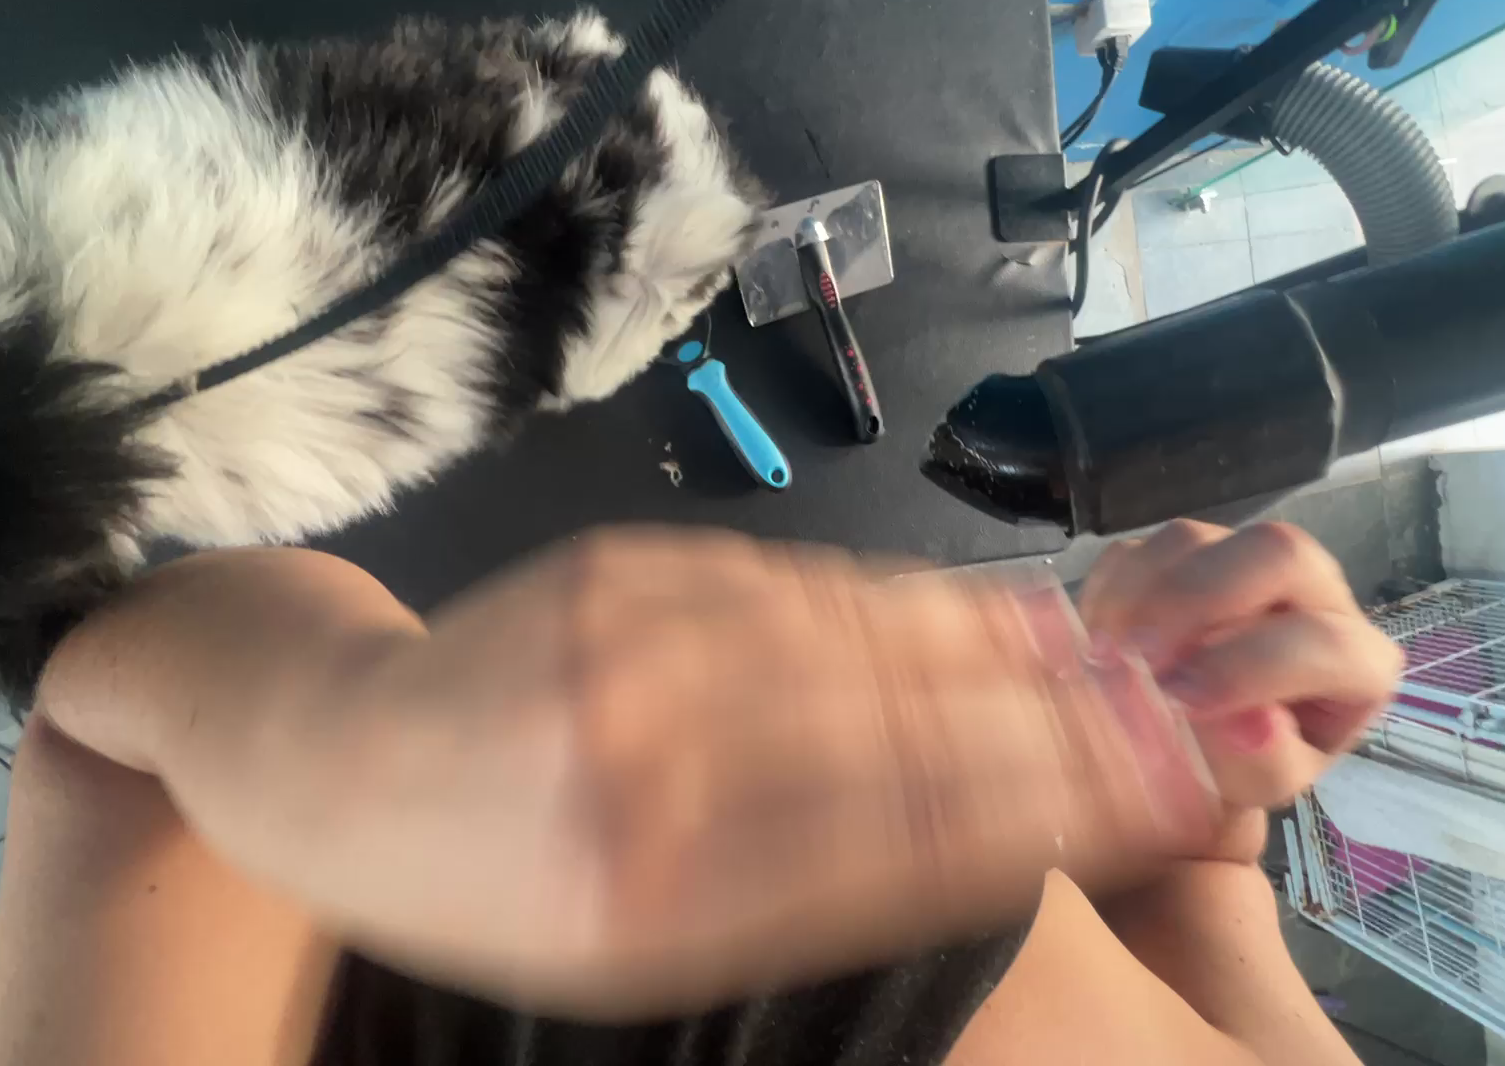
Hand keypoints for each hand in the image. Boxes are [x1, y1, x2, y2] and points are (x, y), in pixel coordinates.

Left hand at [196, 530, 1213, 1018]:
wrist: (338, 748)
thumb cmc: (483, 871)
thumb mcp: (620, 939)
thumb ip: (790, 879)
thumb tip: (962, 819)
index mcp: (642, 901)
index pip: (886, 848)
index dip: (1034, 810)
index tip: (1145, 787)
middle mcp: (644, 760)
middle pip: (890, 734)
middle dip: (1046, 726)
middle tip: (1166, 715)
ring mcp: (632, 639)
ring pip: (855, 644)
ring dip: (989, 652)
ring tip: (1096, 658)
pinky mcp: (625, 566)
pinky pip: (792, 585)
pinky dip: (894, 601)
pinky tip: (966, 606)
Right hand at [1078, 520, 1403, 819]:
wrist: (1197, 747)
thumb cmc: (1243, 762)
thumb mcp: (1261, 781)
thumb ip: (1263, 762)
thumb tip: (1247, 724)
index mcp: (1353, 657)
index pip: (1323, 641)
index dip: (1247, 668)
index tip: (1175, 703)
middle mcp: (1308, 592)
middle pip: (1274, 551)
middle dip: (1195, 599)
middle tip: (1138, 655)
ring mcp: (1235, 562)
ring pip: (1191, 539)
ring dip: (1137, 597)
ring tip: (1106, 656)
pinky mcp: (1173, 557)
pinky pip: (1133, 551)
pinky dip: (1106, 595)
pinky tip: (1098, 644)